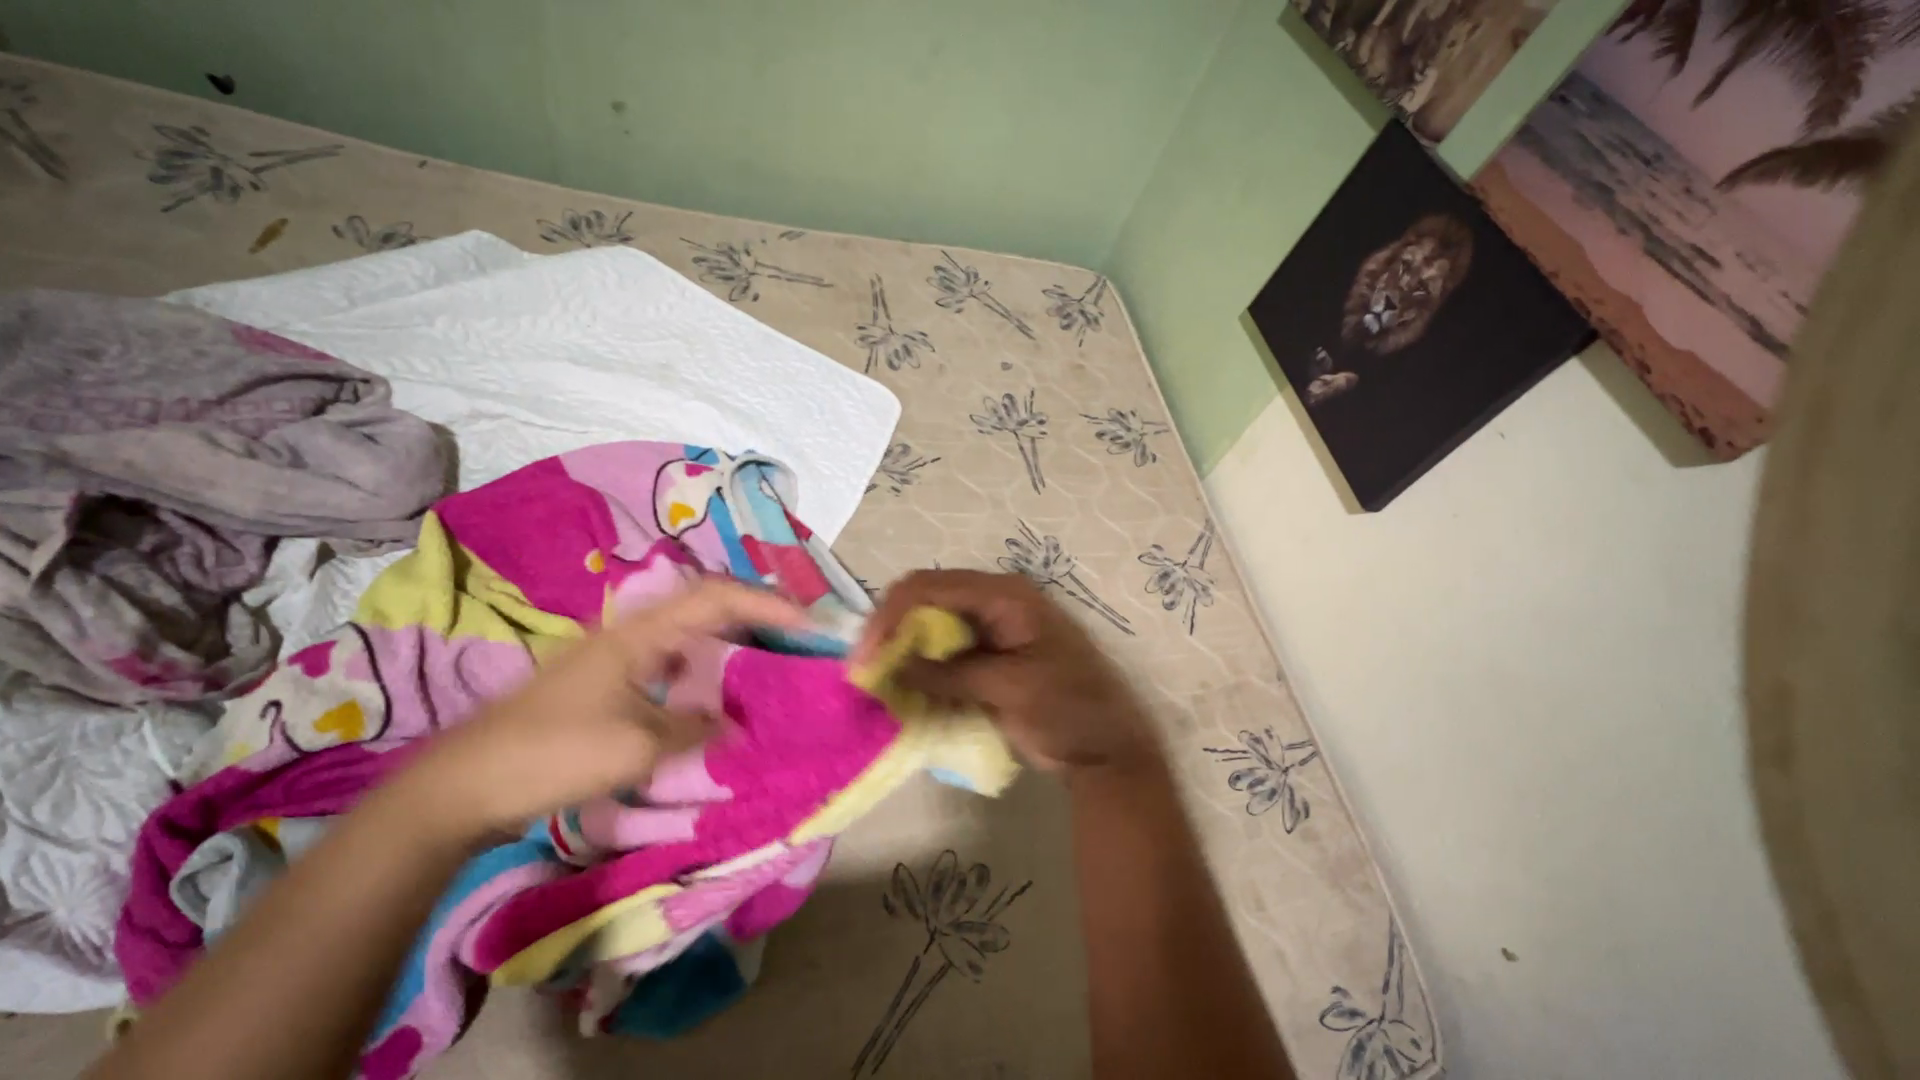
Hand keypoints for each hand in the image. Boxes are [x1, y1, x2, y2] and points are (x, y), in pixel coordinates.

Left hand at [387, 579, 806, 841]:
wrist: (464, 786)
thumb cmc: (554, 753)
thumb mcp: (637, 747)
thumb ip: (696, 730)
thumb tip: (737, 725)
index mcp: (638, 634)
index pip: (715, 597)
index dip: (766, 602)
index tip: (808, 622)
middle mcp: (627, 635)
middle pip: (702, 608)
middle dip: (754, 617)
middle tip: (796, 639)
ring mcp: (611, 661)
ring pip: (685, 639)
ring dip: (728, 646)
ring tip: (767, 666)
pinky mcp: (600, 689)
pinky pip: (666, 668)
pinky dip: (700, 676)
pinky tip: (713, 703)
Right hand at [854, 569, 1158, 773]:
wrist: (1107, 749)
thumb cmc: (1069, 710)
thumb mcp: (1009, 689)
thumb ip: (948, 674)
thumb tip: (889, 667)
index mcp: (1004, 595)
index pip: (929, 587)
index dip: (890, 617)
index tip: (865, 658)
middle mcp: (992, 602)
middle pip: (924, 601)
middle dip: (890, 631)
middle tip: (864, 672)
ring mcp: (989, 629)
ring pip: (928, 626)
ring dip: (902, 650)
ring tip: (876, 682)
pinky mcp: (986, 657)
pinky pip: (941, 653)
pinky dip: (920, 669)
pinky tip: (902, 691)